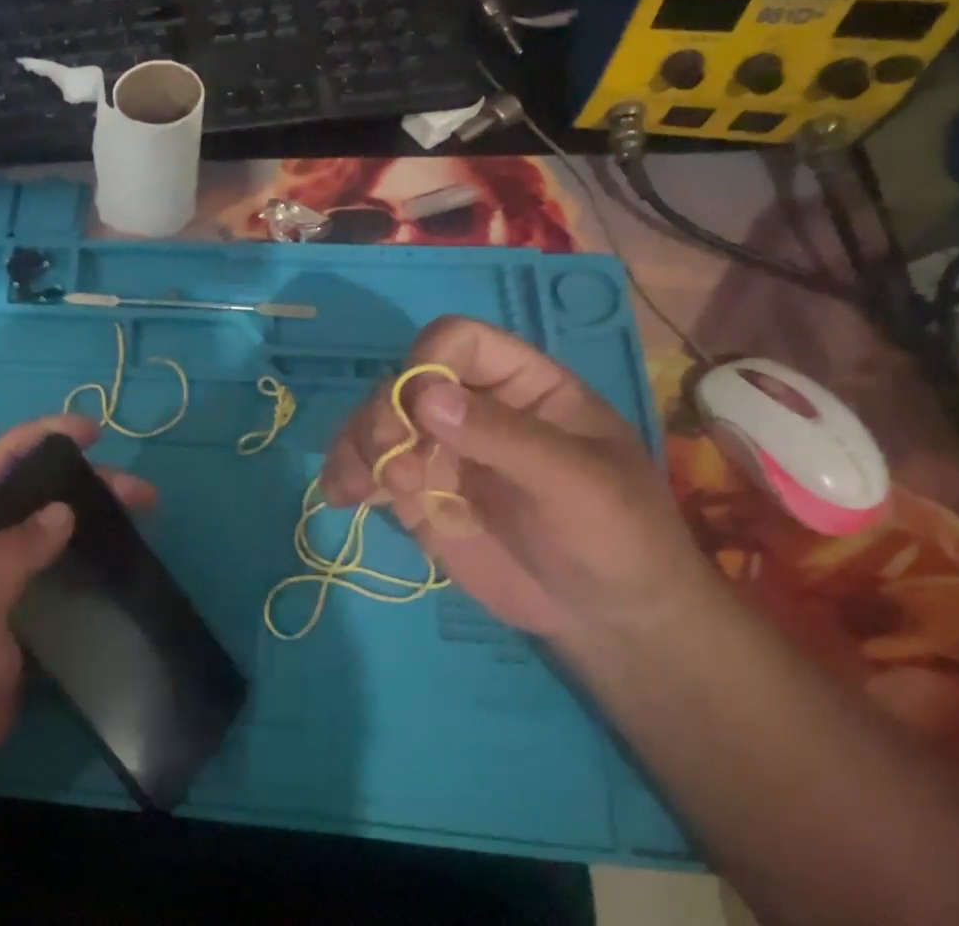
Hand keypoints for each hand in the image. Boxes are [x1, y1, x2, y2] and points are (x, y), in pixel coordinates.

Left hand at [0, 414, 157, 822]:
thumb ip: (11, 554)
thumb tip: (62, 510)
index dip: (36, 438)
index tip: (89, 430)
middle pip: (30, 495)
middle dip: (81, 481)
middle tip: (137, 488)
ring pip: (46, 530)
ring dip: (90, 515)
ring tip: (141, 514)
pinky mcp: (15, 615)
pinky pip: (54, 570)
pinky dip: (85, 555)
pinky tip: (117, 559)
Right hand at [322, 316, 707, 641]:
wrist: (607, 617)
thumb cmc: (617, 536)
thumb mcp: (576, 482)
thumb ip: (503, 436)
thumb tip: (423, 396)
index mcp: (522, 385)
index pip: (458, 341)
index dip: (427, 362)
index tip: (417, 412)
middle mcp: (473, 409)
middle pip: (402, 383)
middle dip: (382, 417)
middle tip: (391, 464)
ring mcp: (441, 453)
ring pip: (374, 424)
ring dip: (355, 447)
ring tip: (357, 488)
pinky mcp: (418, 496)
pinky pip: (370, 471)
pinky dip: (346, 477)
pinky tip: (341, 497)